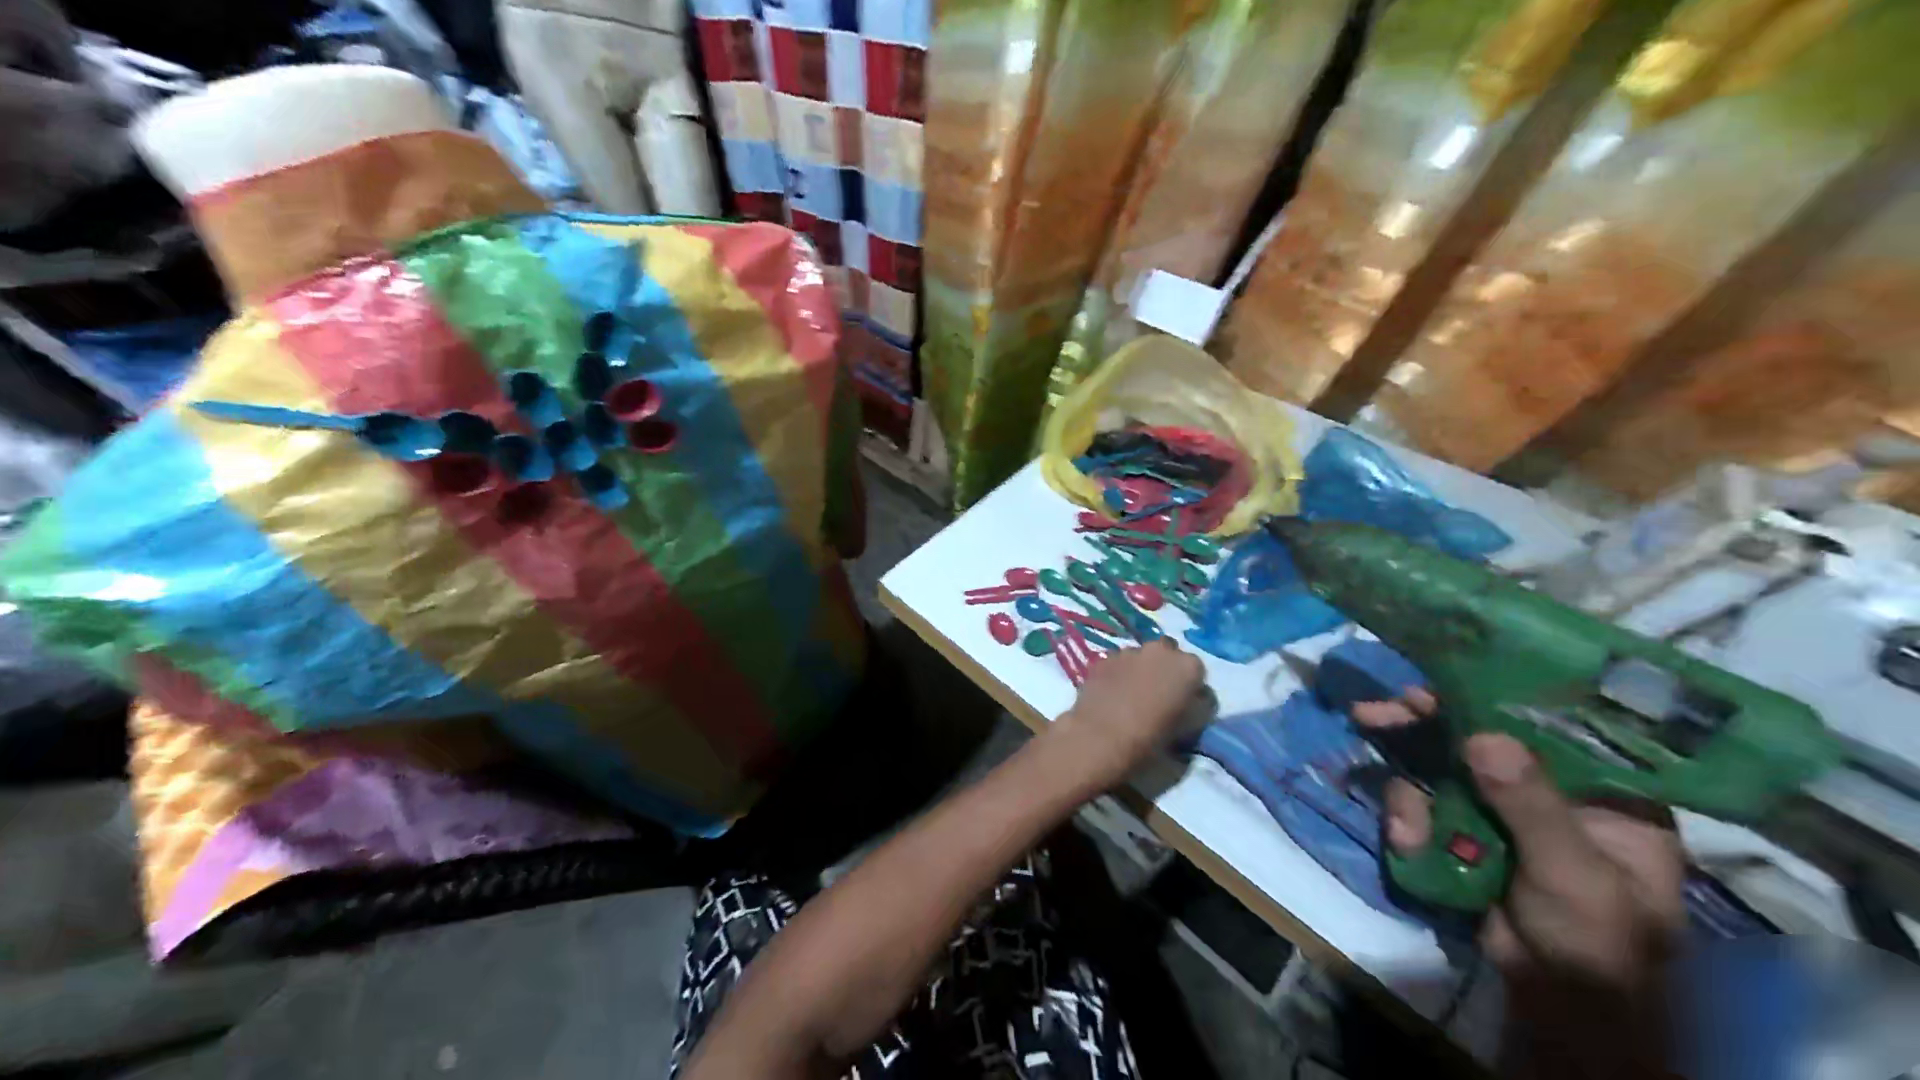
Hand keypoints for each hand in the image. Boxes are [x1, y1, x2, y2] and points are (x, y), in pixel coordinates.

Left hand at [1047, 639, 1205, 788]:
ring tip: (1131, 697)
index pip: (1197, 671)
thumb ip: (1199, 706)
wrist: (1101, 737)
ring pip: (1140, 657)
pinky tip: (1111, 696)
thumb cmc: (1152, 736)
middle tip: (1158, 695)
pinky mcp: (1103, 659)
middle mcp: (1160, 649)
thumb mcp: (1190, 728)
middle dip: (1165, 670)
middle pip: (1167, 655)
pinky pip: (1117, 663)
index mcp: (1188, 665)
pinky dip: (1118, 674)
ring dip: (1140, 670)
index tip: (1183, 703)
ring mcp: (1128, 651)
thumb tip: (1197, 698)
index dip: (1190, 687)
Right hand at [1353, 691, 1684, 988]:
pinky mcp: (1462, 829)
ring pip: (1438, 769)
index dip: (1487, 694)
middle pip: (1473, 735)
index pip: (1542, 721)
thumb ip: (1530, 806)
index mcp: (1598, 787)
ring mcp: (1498, 806)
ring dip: (1408, 788)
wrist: (1560, 1003)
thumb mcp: (1573, 874)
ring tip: (1402, 825)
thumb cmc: (1600, 942)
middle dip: (1419, 726)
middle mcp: (1545, 784)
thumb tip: (1484, 738)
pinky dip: (1407, 821)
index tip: (1436, 683)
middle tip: (1372, 714)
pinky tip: (1408, 845)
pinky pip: (1423, 804)